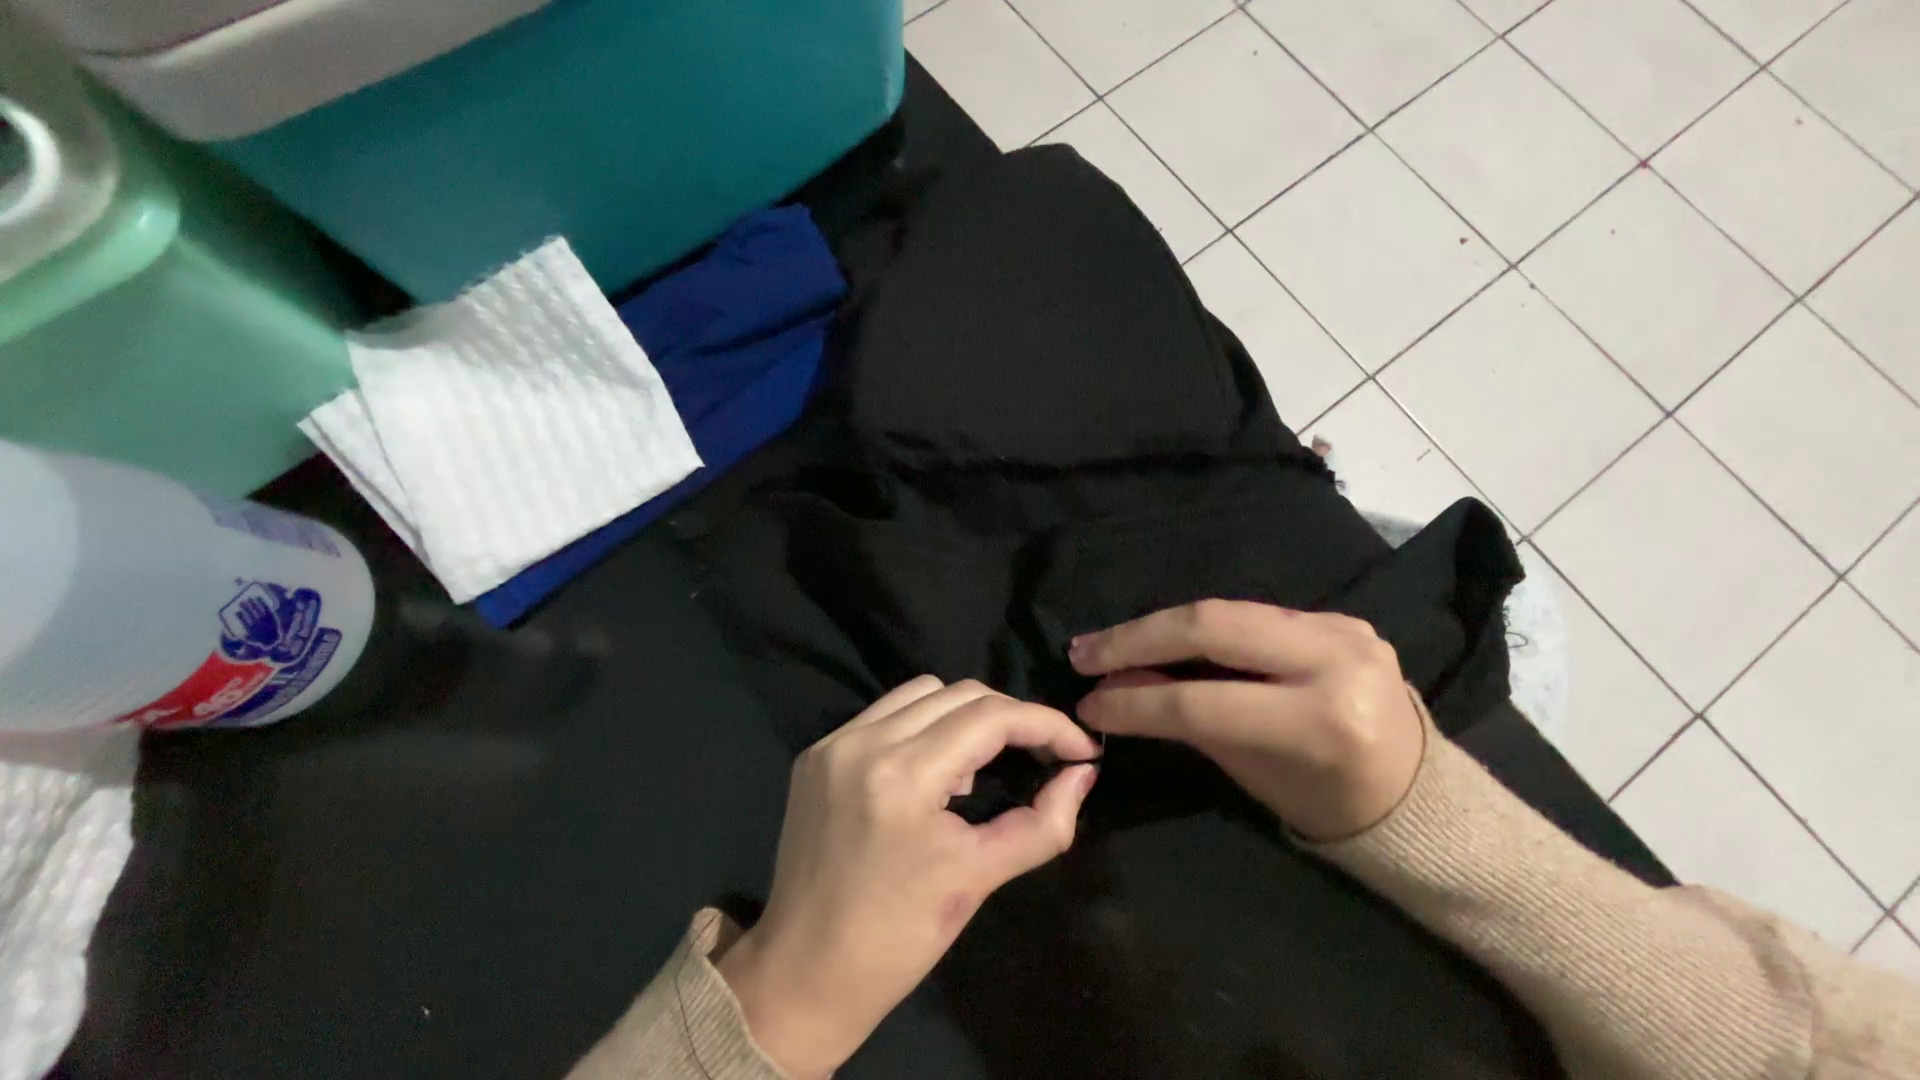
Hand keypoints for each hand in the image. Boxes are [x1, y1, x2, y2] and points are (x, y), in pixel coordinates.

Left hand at [718, 677, 1100, 1078]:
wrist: (803, 974)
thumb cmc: (897, 939)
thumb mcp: (978, 878)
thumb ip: (1043, 823)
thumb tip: (1083, 775)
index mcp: (902, 775)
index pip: (991, 717)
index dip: (1046, 724)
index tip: (1081, 749)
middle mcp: (862, 742)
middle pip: (960, 694)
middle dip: (1011, 718)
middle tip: (1042, 757)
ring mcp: (832, 744)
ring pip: (921, 693)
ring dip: (965, 717)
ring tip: (980, 772)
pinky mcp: (816, 754)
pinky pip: (885, 714)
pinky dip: (923, 728)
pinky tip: (932, 774)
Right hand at [1070, 600, 1423, 841]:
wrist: (1412, 792)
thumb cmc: (1324, 801)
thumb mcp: (1248, 770)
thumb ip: (1184, 720)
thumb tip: (1114, 688)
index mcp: (1320, 722)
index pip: (1202, 701)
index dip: (1135, 701)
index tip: (1087, 701)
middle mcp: (1335, 660)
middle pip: (1213, 628)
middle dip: (1136, 638)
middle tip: (1083, 653)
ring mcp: (1342, 628)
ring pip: (1226, 610)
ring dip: (1159, 625)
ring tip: (1108, 642)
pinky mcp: (1338, 616)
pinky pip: (1251, 614)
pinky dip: (1199, 626)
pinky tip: (1162, 636)